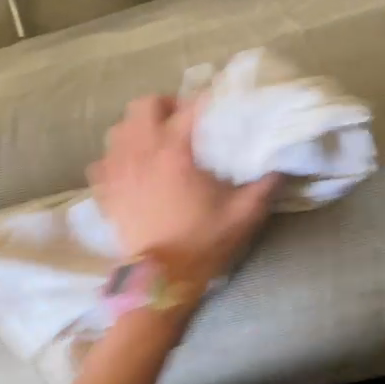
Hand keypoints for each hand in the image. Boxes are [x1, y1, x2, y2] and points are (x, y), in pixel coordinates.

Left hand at [88, 95, 280, 288]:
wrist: (161, 279)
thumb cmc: (202, 244)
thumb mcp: (242, 215)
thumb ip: (264, 186)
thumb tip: (281, 166)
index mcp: (175, 150)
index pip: (191, 107)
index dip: (206, 104)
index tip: (217, 111)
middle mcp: (141, 150)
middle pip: (145, 105)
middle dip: (165, 107)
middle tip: (181, 123)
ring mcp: (117, 169)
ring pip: (120, 128)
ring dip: (138, 130)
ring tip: (154, 145)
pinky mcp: (104, 191)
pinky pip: (103, 161)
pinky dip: (116, 159)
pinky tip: (131, 172)